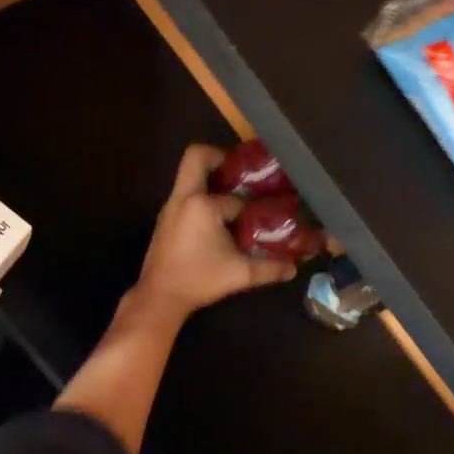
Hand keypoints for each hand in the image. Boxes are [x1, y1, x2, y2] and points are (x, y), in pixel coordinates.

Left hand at [134, 144, 297, 318]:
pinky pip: (184, 194)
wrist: (160, 296)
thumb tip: (294, 268)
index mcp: (202, 205)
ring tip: (235, 196)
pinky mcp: (165, 219)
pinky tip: (218, 219)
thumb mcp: (240, 274)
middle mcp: (184, 198)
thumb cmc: (199, 280)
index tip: (267, 212)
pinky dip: (201, 196)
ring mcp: (170, 207)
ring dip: (210, 179)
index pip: (235, 198)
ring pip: (188, 176)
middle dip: (219, 156)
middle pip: (196, 157)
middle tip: (240, 172)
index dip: (253, 207)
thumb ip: (270, 269)